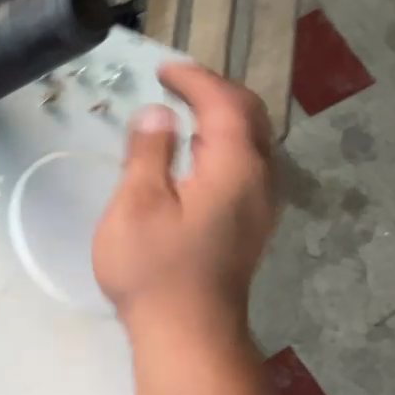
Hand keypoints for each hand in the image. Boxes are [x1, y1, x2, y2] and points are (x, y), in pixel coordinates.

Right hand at [94, 63, 278, 335]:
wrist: (185, 325)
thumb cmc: (152, 267)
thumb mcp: (135, 206)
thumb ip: (147, 155)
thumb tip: (156, 116)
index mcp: (232, 166)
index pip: (224, 104)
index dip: (196, 81)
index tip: (166, 69)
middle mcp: (258, 177)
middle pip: (248, 118)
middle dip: (214, 94)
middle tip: (177, 85)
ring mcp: (259, 203)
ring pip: (250, 143)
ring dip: (222, 120)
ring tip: (187, 114)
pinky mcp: (248, 224)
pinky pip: (244, 167)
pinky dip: (222, 146)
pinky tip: (199, 158)